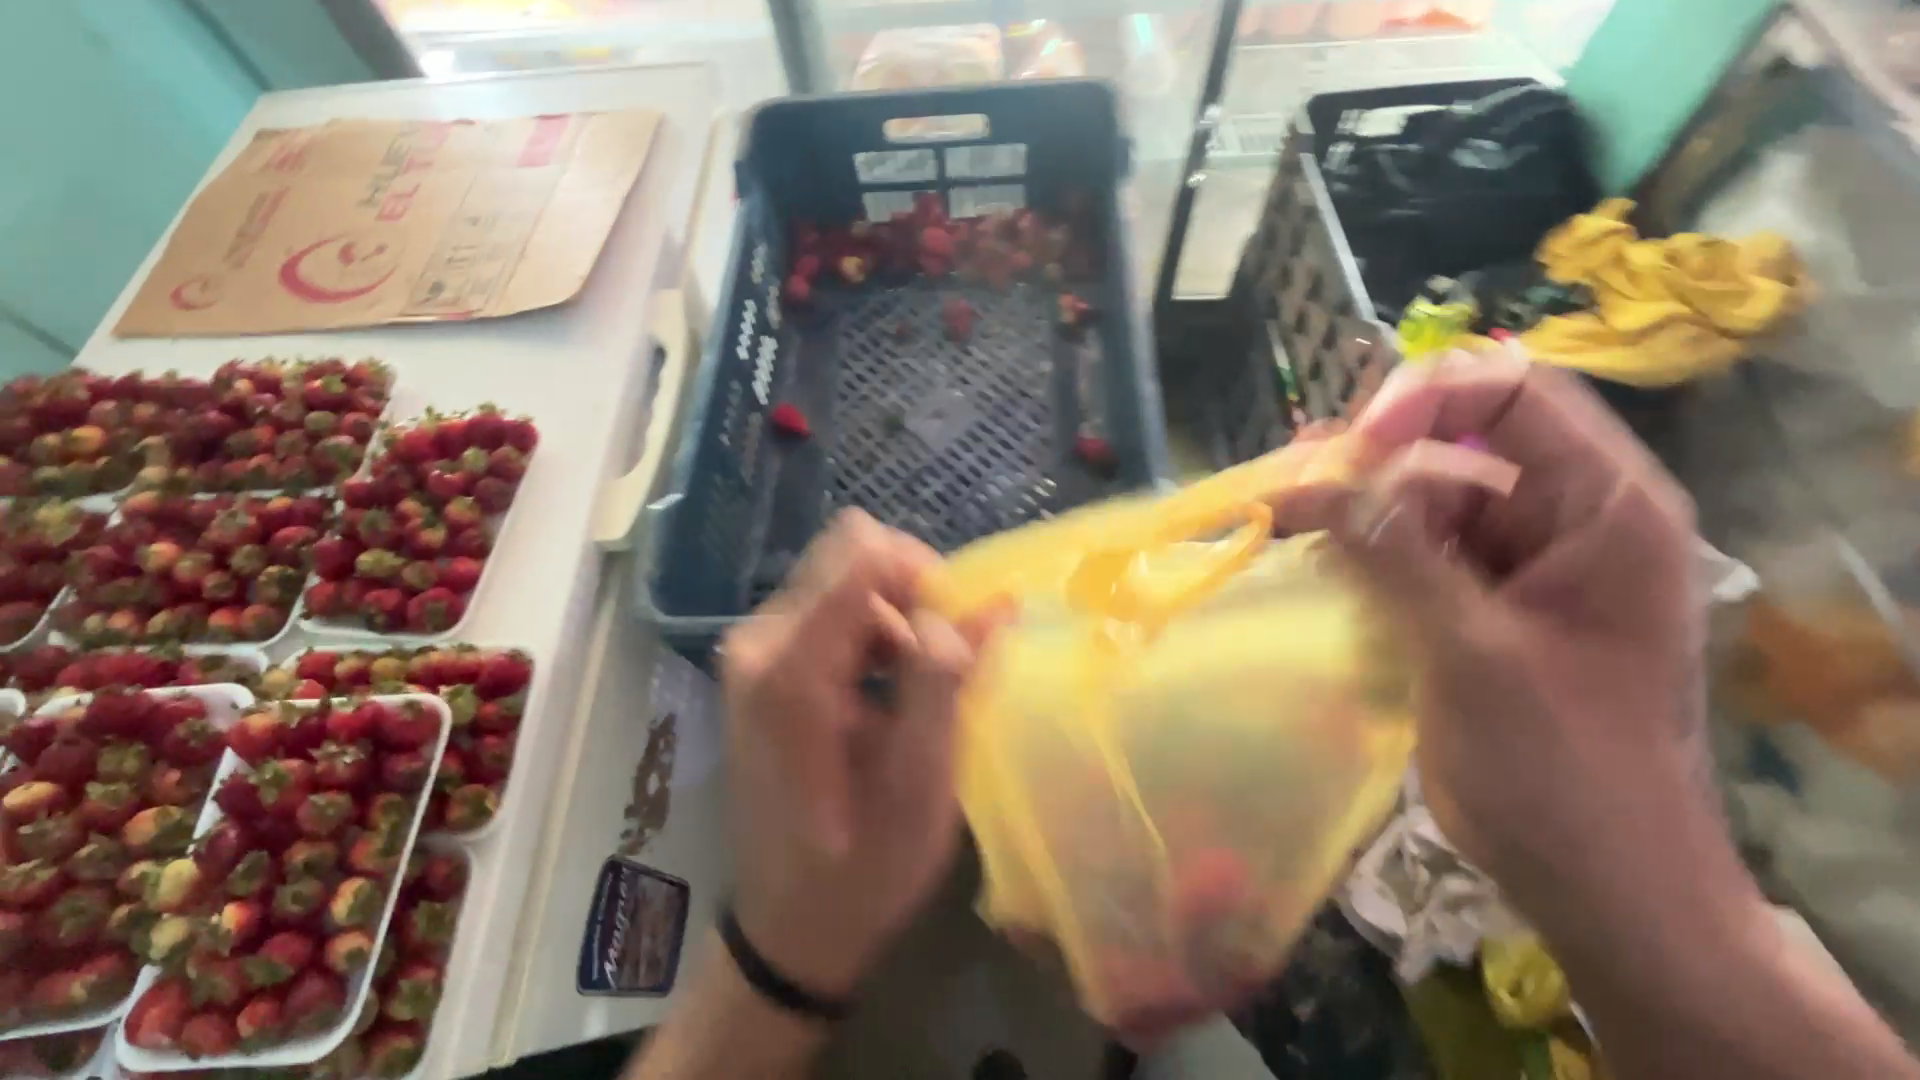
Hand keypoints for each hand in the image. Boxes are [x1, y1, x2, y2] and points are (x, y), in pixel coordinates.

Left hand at [720, 510, 992, 997]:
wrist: (786, 926)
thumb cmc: (859, 870)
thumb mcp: (920, 788)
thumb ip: (945, 684)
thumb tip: (983, 603)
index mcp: (791, 669)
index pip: (861, 552)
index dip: (925, 577)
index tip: (957, 636)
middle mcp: (758, 642)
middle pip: (852, 556)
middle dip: (914, 597)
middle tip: (946, 666)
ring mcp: (753, 651)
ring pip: (846, 579)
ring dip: (899, 619)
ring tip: (920, 694)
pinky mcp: (763, 665)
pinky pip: (832, 609)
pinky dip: (877, 634)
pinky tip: (891, 694)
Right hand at [1287, 354, 1709, 918]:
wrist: (1601, 881)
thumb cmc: (1563, 770)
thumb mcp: (1474, 654)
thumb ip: (1395, 557)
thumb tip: (1317, 481)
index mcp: (1606, 510)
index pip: (1517, 395)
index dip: (1427, 399)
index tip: (1352, 449)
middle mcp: (1569, 519)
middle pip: (1462, 442)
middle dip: (1376, 459)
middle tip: (1294, 488)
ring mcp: (1523, 562)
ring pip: (1429, 495)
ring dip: (1361, 502)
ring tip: (1289, 512)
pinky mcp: (1482, 601)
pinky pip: (1418, 547)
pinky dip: (1367, 545)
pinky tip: (1317, 547)